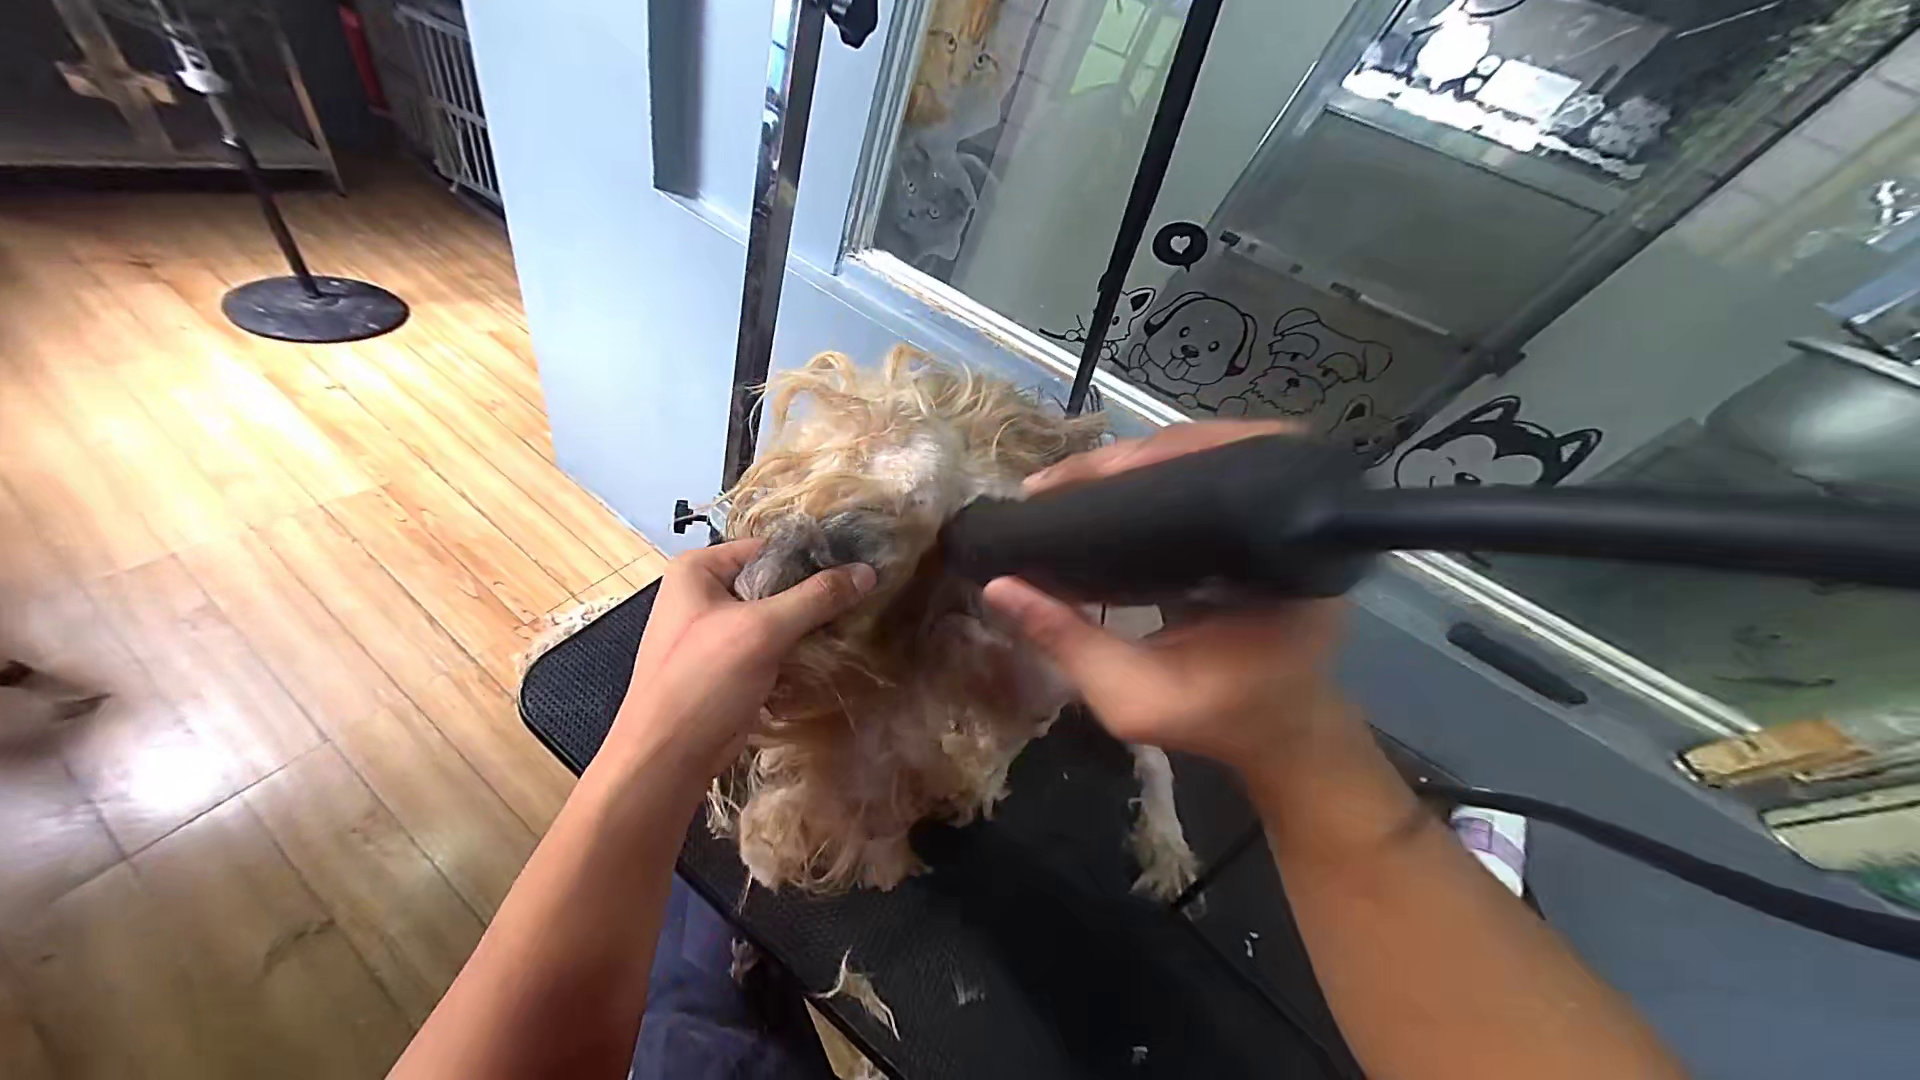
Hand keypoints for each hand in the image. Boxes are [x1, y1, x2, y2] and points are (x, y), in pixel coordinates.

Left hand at [606, 540, 876, 775]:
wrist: (664, 762)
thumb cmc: (702, 683)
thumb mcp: (763, 630)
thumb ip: (817, 597)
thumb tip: (867, 571)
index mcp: (699, 569)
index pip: (770, 549)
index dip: (814, 559)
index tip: (858, 571)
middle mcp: (705, 592)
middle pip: (776, 582)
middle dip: (814, 596)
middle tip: (860, 602)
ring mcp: (716, 630)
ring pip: (778, 615)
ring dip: (809, 626)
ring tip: (851, 627)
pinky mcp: (730, 663)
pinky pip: (773, 643)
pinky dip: (797, 649)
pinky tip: (828, 654)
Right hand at [983, 421, 1351, 777]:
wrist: (1280, 735)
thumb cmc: (1216, 722)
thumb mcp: (1133, 696)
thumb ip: (1069, 644)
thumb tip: (998, 587)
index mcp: (1264, 559)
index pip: (1194, 476)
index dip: (1126, 467)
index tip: (1056, 485)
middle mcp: (1280, 524)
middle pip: (1196, 454)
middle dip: (1120, 460)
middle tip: (1052, 484)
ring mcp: (1276, 521)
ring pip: (1198, 460)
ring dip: (1134, 463)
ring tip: (1072, 483)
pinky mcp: (1260, 527)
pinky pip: (1203, 483)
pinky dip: (1154, 480)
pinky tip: (1111, 493)